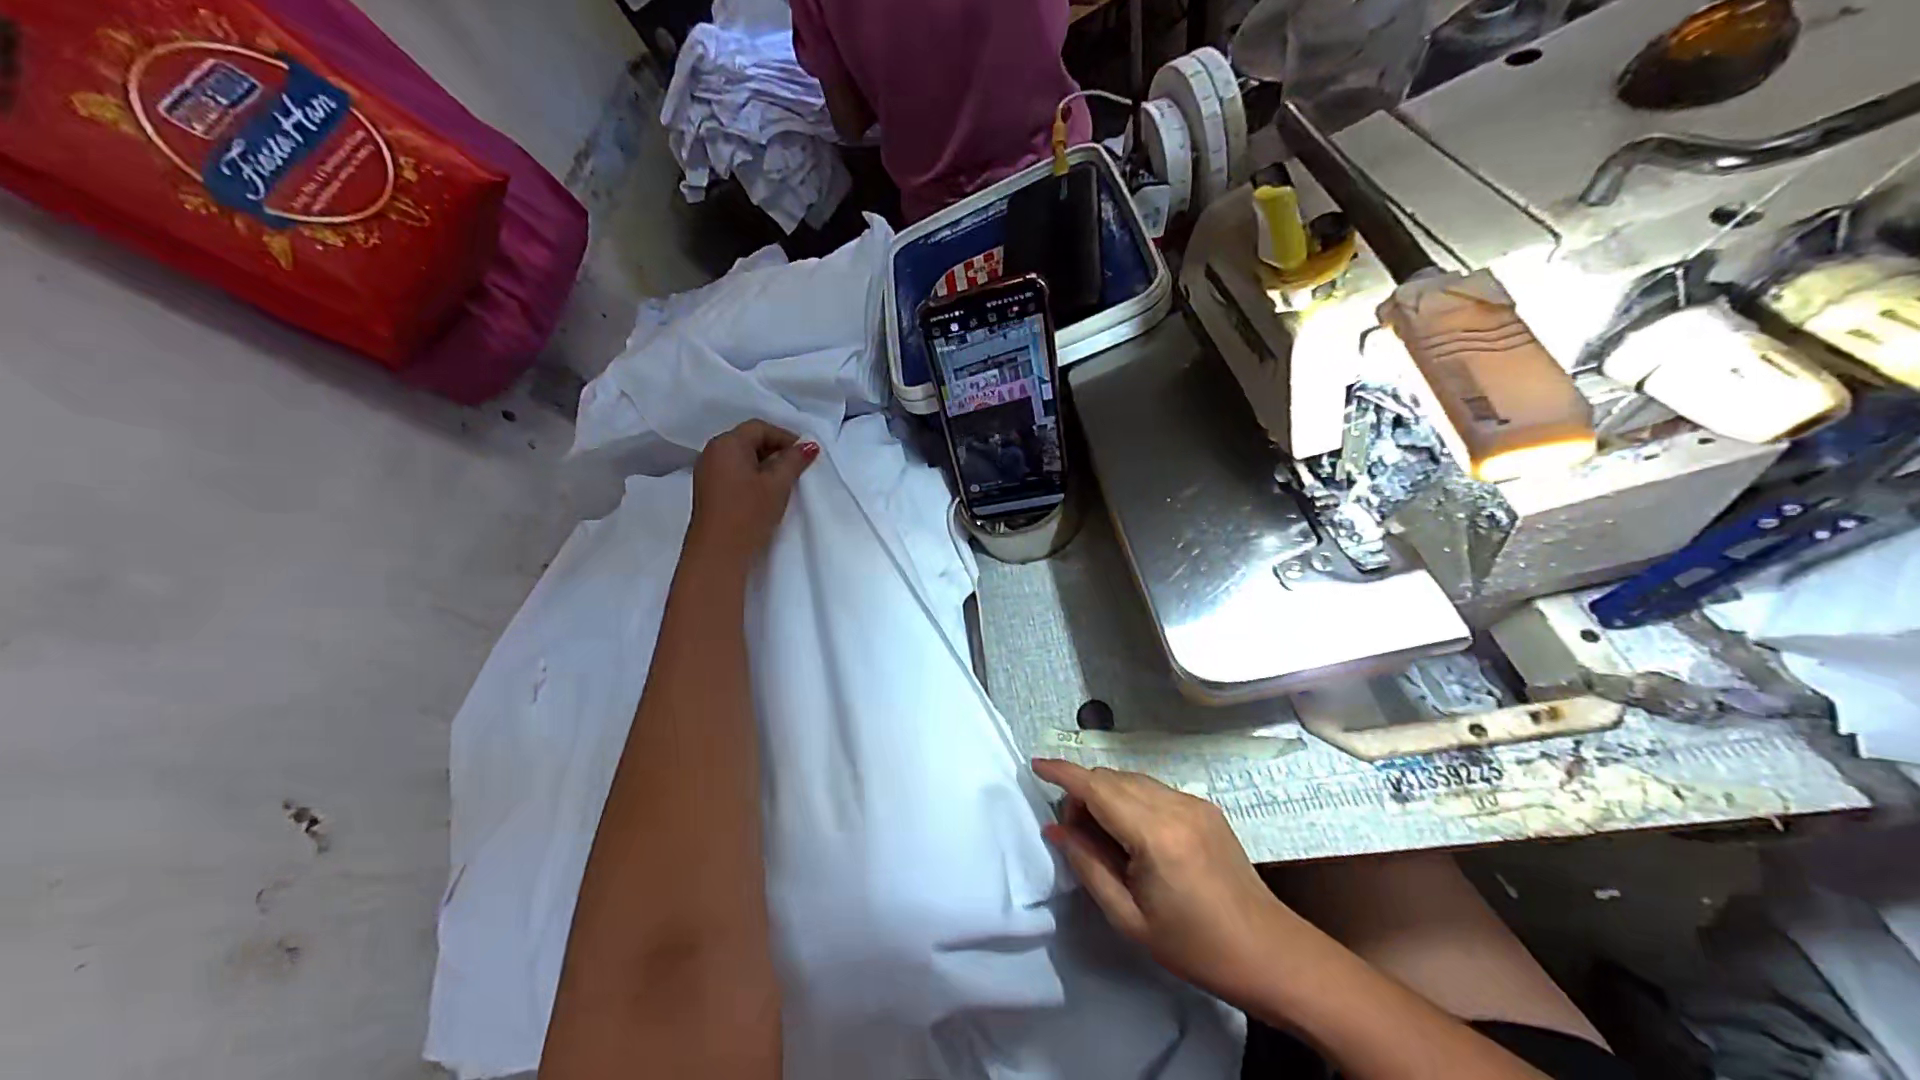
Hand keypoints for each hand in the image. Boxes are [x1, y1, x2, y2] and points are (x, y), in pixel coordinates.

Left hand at [688, 421, 818, 565]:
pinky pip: (733, 470)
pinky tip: (765, 491)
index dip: (785, 437)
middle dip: (775, 449)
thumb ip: (794, 461)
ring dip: (764, 463)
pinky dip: (751, 474)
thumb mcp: (777, 484)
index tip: (804, 455)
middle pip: (748, 439)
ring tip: (784, 481)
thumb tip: (809, 445)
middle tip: (797, 467)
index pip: (760, 428)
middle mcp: (712, 451)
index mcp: (727, 444)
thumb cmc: (749, 513)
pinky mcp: (708, 489)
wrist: (718, 553)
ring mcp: (707, 471)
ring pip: (741, 456)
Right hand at [1032, 759, 1303, 1003]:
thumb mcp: (1129, 917)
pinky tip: (1132, 834)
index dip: (1063, 773)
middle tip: (1074, 833)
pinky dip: (1131, 799)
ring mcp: (1194, 803)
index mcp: (1156, 834)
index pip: (1098, 787)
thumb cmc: (1194, 946)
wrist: (1269, 952)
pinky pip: (1154, 789)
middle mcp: (1175, 806)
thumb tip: (1056, 828)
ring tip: (1102, 837)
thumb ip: (1088, 865)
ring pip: (1133, 780)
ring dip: (1107, 795)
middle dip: (1083, 793)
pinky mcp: (1205, 808)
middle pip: (1112, 778)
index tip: (1036, 765)